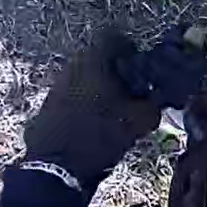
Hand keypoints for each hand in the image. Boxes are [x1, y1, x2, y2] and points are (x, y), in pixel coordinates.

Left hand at [24, 29, 163, 191]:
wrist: (54, 168)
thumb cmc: (99, 136)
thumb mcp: (138, 122)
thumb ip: (153, 104)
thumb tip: (158, 98)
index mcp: (94, 59)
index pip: (117, 38)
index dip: (133, 51)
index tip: (142, 70)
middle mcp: (73, 64)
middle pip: (101, 57)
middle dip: (118, 72)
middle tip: (132, 92)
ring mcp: (57, 83)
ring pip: (87, 75)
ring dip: (101, 87)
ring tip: (114, 111)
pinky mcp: (48, 102)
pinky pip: (74, 93)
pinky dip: (86, 101)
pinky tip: (94, 123)